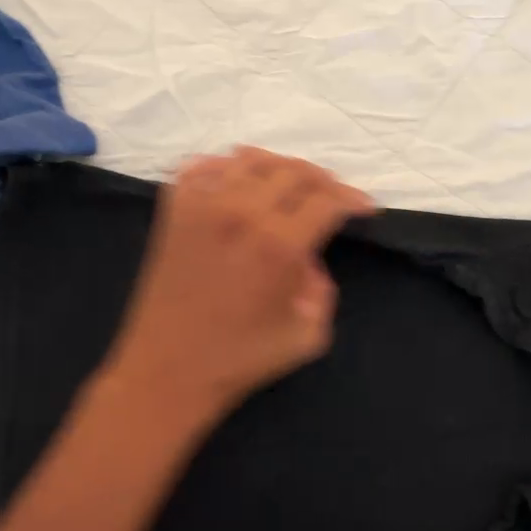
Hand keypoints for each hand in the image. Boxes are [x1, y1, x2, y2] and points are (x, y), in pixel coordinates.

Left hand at [100, 147, 373, 424]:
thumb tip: (308, 258)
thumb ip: (323, 290)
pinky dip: (227, 166)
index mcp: (279, 244)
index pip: (327, 200)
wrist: (167, 370)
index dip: (352, 199)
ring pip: (251, 160)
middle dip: (323, 181)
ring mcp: (203, 205)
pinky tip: (238, 181)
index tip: (364, 208)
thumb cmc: (240, 360)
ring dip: (279, 167)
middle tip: (332, 197)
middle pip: (294, 172)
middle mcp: (242, 211)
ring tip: (290, 185)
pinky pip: (204, 167)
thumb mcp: (308, 336)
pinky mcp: (174, 210)